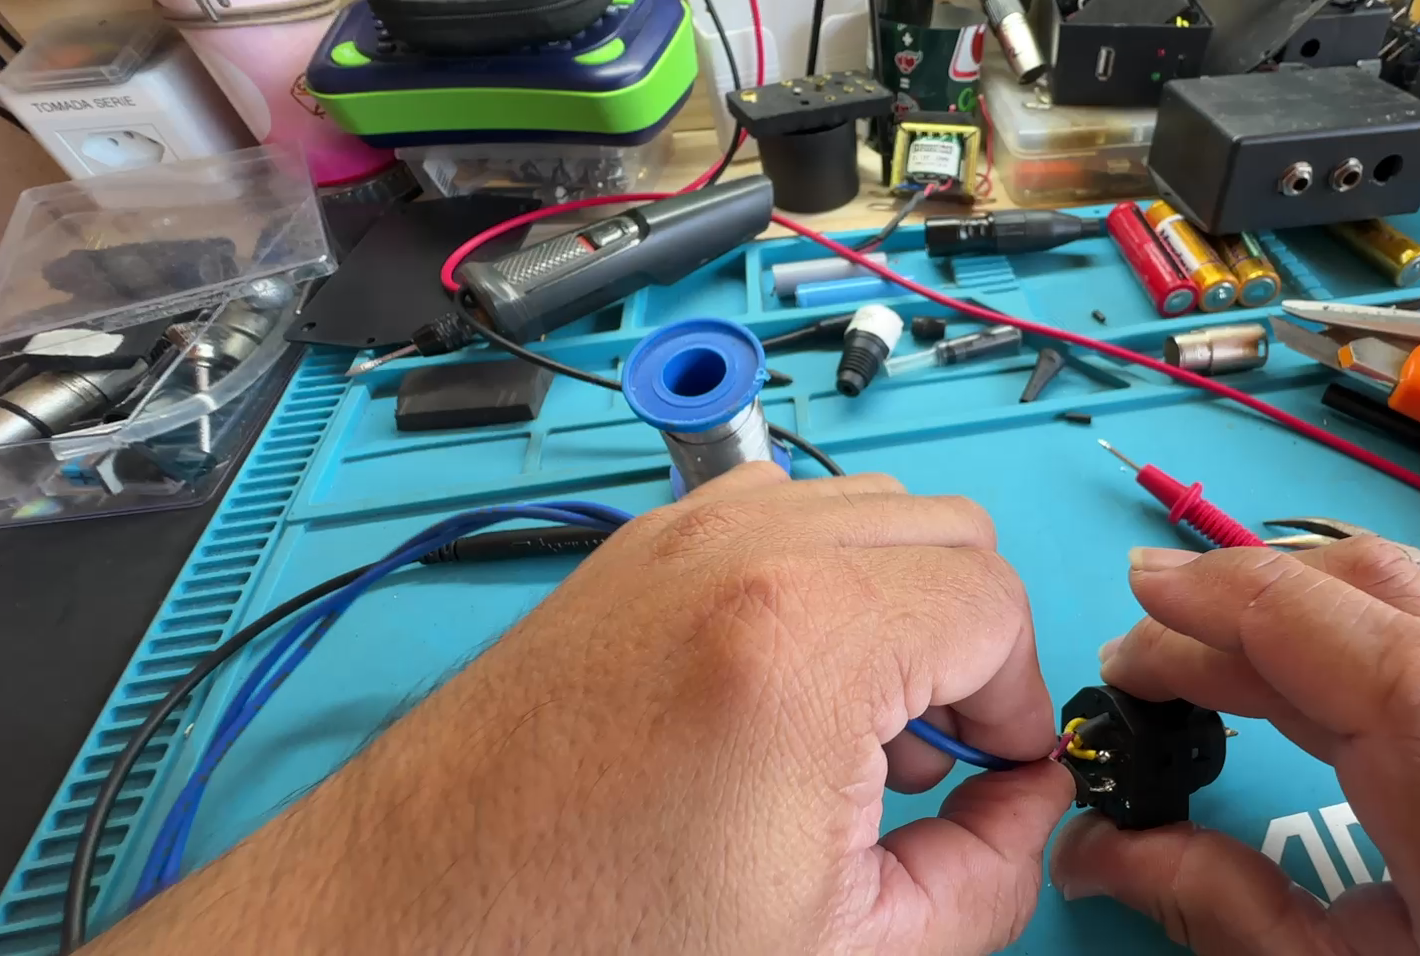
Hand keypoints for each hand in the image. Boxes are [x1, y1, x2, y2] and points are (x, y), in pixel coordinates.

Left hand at [90, 464, 1070, 955]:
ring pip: (877, 507)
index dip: (1020, 694)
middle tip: (934, 739)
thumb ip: (989, 872)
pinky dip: (826, 566)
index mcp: (808, 638)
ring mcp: (693, 523)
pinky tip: (789, 663)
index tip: (992, 765)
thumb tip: (1025, 793)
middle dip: (971, 636)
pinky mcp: (652, 535)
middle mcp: (752, 544)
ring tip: (856, 706)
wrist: (394, 940)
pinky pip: (793, 507)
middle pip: (951, 533)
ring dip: (901, 596)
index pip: (996, 600)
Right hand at [1048, 539, 1419, 954]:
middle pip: (1385, 610)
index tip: (1148, 598)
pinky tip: (1278, 660)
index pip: (1401, 680)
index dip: (1259, 608)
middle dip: (1228, 604)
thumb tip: (1092, 849)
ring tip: (1186, 643)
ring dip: (1272, 599)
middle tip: (1133, 658)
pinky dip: (1326, 620)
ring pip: (1408, 597)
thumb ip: (1222, 910)